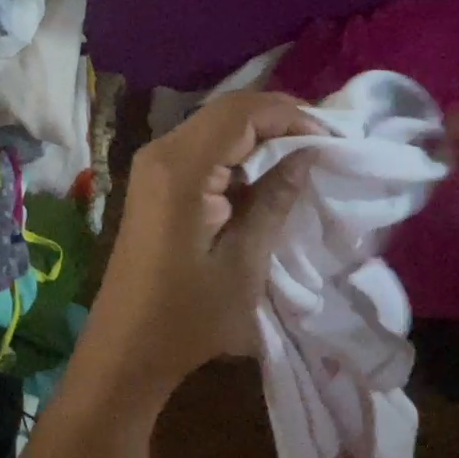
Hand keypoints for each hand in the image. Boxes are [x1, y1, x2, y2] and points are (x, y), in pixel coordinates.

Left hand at [86, 91, 320, 394]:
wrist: (128, 346)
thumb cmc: (188, 314)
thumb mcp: (244, 262)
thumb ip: (274, 200)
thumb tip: (305, 155)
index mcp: (180, 168)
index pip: (239, 114)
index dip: (288, 115)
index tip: (330, 138)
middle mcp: (161, 151)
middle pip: (226, 111)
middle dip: (277, 117)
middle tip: (323, 139)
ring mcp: (153, 162)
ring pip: (215, 123)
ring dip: (259, 130)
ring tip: (303, 151)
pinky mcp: (154, 177)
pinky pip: (202, 144)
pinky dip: (237, 148)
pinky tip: (266, 168)